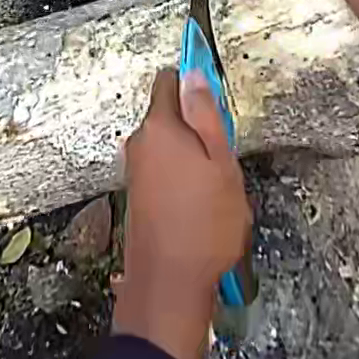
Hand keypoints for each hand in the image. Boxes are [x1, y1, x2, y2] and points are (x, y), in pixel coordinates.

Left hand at [113, 69, 251, 358]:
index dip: (192, 81)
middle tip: (222, 155)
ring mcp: (136, 167)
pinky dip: (181, 174)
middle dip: (196, 125)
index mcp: (160, 125)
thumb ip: (206, 113)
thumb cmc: (203, 223)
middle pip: (170, 112)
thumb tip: (193, 74)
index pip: (169, 79)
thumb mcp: (220, 161)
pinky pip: (163, 166)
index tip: (213, 97)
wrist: (169, 285)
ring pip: (169, 142)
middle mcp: (141, 140)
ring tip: (215, 186)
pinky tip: (200, 204)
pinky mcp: (138, 191)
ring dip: (191, 153)